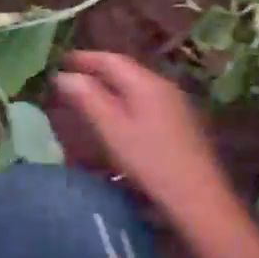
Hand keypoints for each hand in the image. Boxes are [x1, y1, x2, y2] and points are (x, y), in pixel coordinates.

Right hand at [52, 50, 239, 227]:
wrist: (200, 199)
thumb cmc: (150, 161)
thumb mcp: (111, 128)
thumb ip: (86, 97)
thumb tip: (63, 75)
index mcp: (146, 83)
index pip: (110, 59)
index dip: (82, 58)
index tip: (58, 61)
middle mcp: (163, 86)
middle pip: (125, 69)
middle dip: (96, 69)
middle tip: (70, 76)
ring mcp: (176, 104)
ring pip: (136, 85)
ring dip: (110, 85)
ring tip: (88, 93)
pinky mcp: (182, 123)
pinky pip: (146, 100)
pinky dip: (125, 99)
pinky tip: (118, 115)